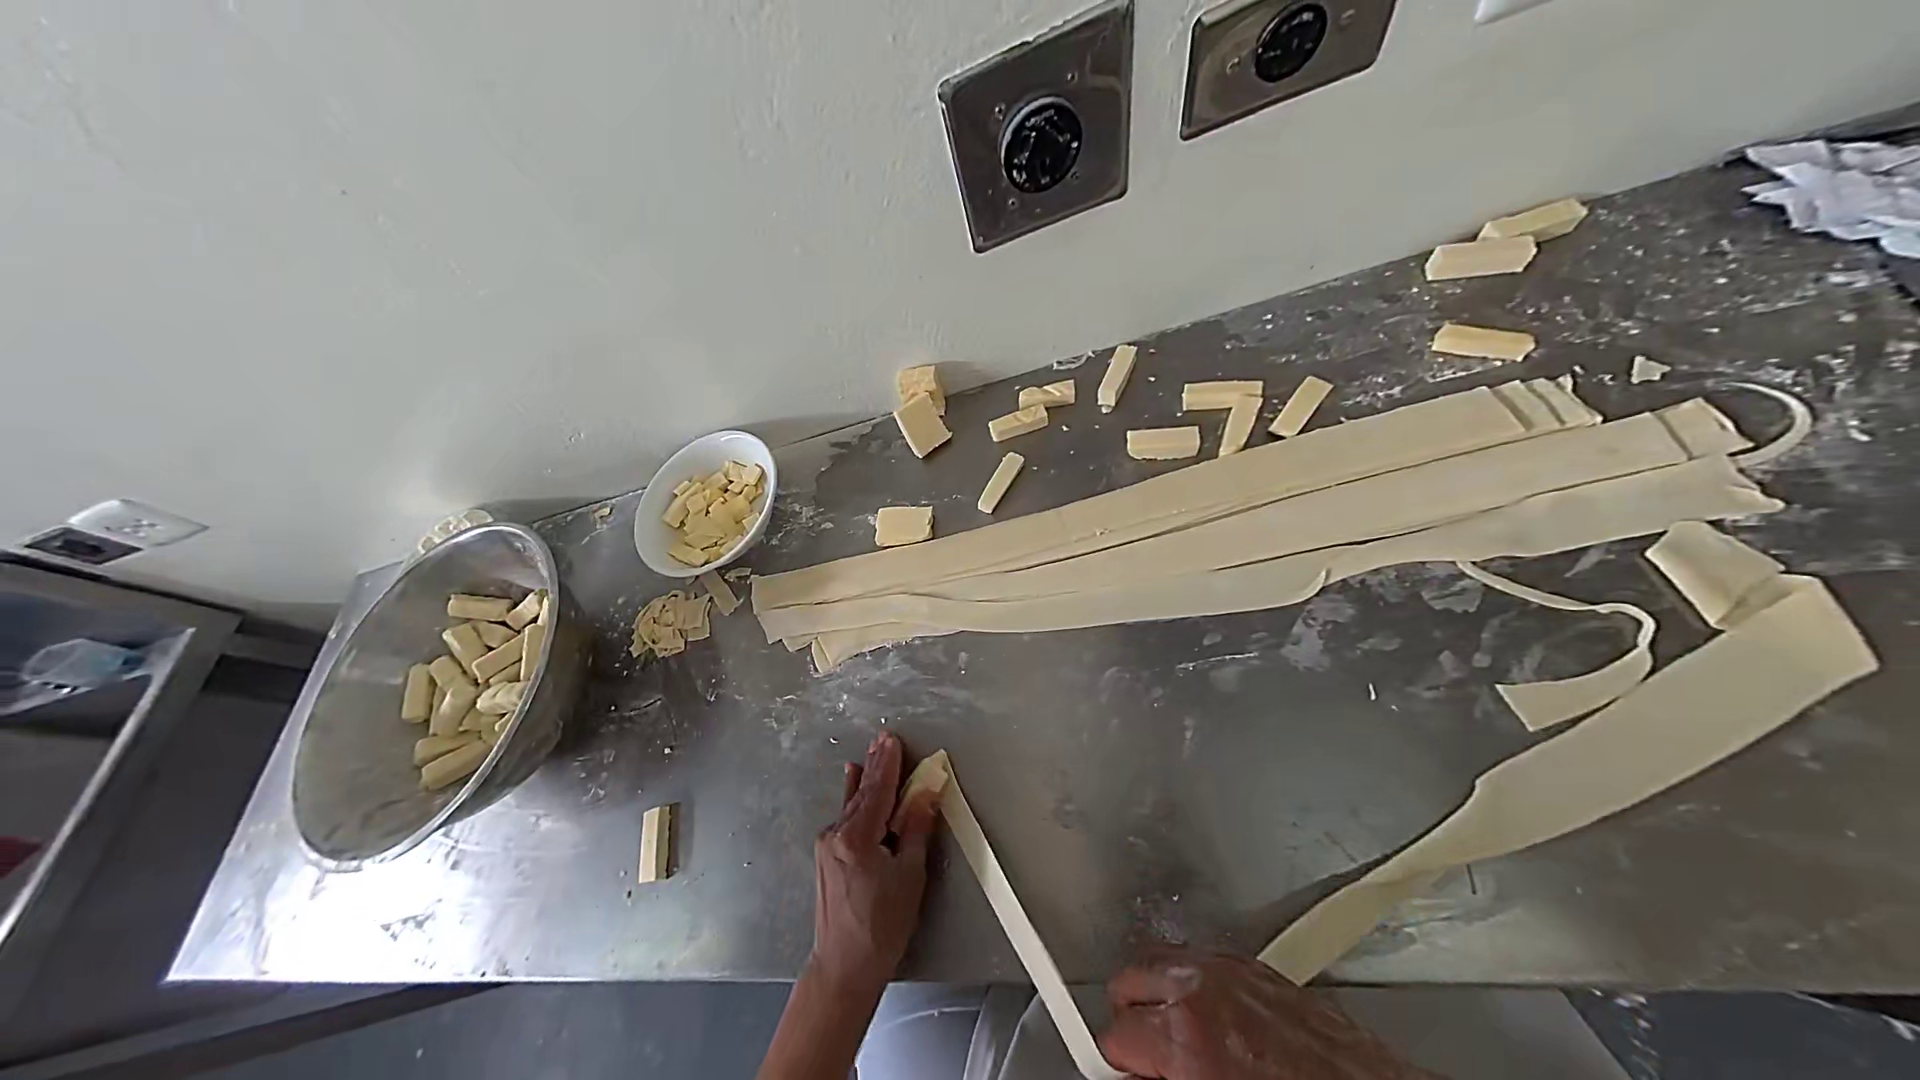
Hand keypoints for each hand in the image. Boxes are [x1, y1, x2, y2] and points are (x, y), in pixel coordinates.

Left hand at [808, 732, 939, 991]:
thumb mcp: (910, 875)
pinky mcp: (825, 855)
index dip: (889, 764)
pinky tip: (852, 781)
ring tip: (874, 752)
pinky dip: (854, 798)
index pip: (879, 791)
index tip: (894, 740)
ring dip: (867, 779)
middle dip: (877, 765)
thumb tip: (927, 792)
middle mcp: (836, 834)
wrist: (843, 966)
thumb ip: (916, 828)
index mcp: (856, 837)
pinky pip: (844, 817)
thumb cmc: (882, 926)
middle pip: (864, 793)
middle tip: (886, 738)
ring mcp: (827, 844)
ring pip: (853, 804)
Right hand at [1099, 949, 1434, 1079]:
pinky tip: (1211, 1017)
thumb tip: (1136, 1075)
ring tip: (1176, 1033)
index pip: (1114, 1034)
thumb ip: (1161, 1079)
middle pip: (1128, 981)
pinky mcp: (1253, 965)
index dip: (1118, 1061)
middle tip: (1147, 1056)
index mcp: (1184, 1038)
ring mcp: (1227, 970)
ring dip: (1159, 993)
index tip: (1126, 1070)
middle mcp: (1200, 990)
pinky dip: (1193, 981)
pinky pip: (1200, 960)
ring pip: (1160, 961)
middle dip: (1132, 1019)